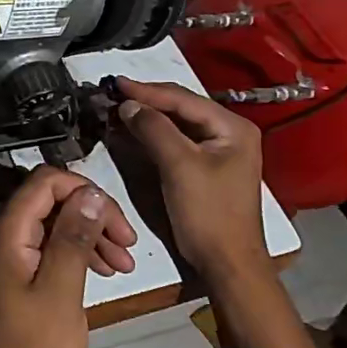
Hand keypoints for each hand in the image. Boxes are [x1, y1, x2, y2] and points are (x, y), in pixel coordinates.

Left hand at [0, 166, 137, 347]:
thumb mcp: (60, 294)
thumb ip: (74, 239)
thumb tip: (91, 193)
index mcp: (9, 234)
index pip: (45, 182)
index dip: (83, 189)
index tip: (115, 219)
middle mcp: (8, 237)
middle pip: (54, 200)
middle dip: (94, 214)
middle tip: (128, 243)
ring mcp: (16, 257)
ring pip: (59, 224)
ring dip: (93, 235)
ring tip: (125, 264)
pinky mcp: (26, 276)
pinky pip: (56, 248)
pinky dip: (83, 253)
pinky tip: (108, 271)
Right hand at [113, 78, 268, 282]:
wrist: (227, 264)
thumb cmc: (209, 213)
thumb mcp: (179, 166)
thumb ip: (154, 129)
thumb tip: (128, 105)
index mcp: (232, 127)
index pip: (184, 99)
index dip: (148, 91)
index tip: (115, 84)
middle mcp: (230, 132)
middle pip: (183, 109)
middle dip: (148, 102)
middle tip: (114, 95)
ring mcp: (221, 151)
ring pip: (179, 125)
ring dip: (149, 119)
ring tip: (118, 110)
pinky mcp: (208, 168)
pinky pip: (178, 143)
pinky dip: (155, 137)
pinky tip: (134, 132)